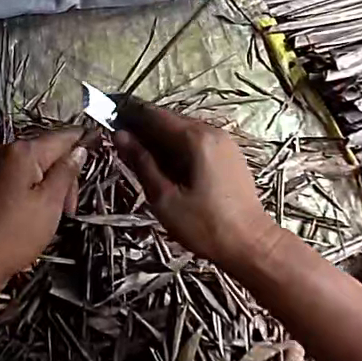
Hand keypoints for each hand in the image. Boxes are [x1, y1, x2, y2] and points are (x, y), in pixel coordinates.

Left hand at [0, 129, 87, 304]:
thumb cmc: (14, 233)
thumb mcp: (50, 203)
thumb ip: (66, 172)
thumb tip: (79, 149)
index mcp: (23, 152)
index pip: (62, 137)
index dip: (82, 142)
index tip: (99, 146)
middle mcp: (4, 152)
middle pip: (47, 153)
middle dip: (64, 175)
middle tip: (70, 208)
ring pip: (32, 168)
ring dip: (49, 185)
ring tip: (54, 216)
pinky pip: (16, 179)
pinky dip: (30, 191)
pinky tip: (34, 214)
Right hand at [110, 100, 282, 268]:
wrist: (253, 246)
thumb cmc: (206, 226)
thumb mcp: (165, 198)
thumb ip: (141, 163)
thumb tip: (120, 135)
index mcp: (196, 138)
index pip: (155, 115)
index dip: (130, 114)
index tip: (108, 118)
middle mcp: (212, 132)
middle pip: (170, 121)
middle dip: (144, 129)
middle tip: (120, 145)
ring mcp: (224, 143)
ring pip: (183, 132)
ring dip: (160, 140)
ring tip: (139, 158)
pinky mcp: (230, 156)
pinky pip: (197, 142)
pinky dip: (178, 148)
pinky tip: (166, 167)